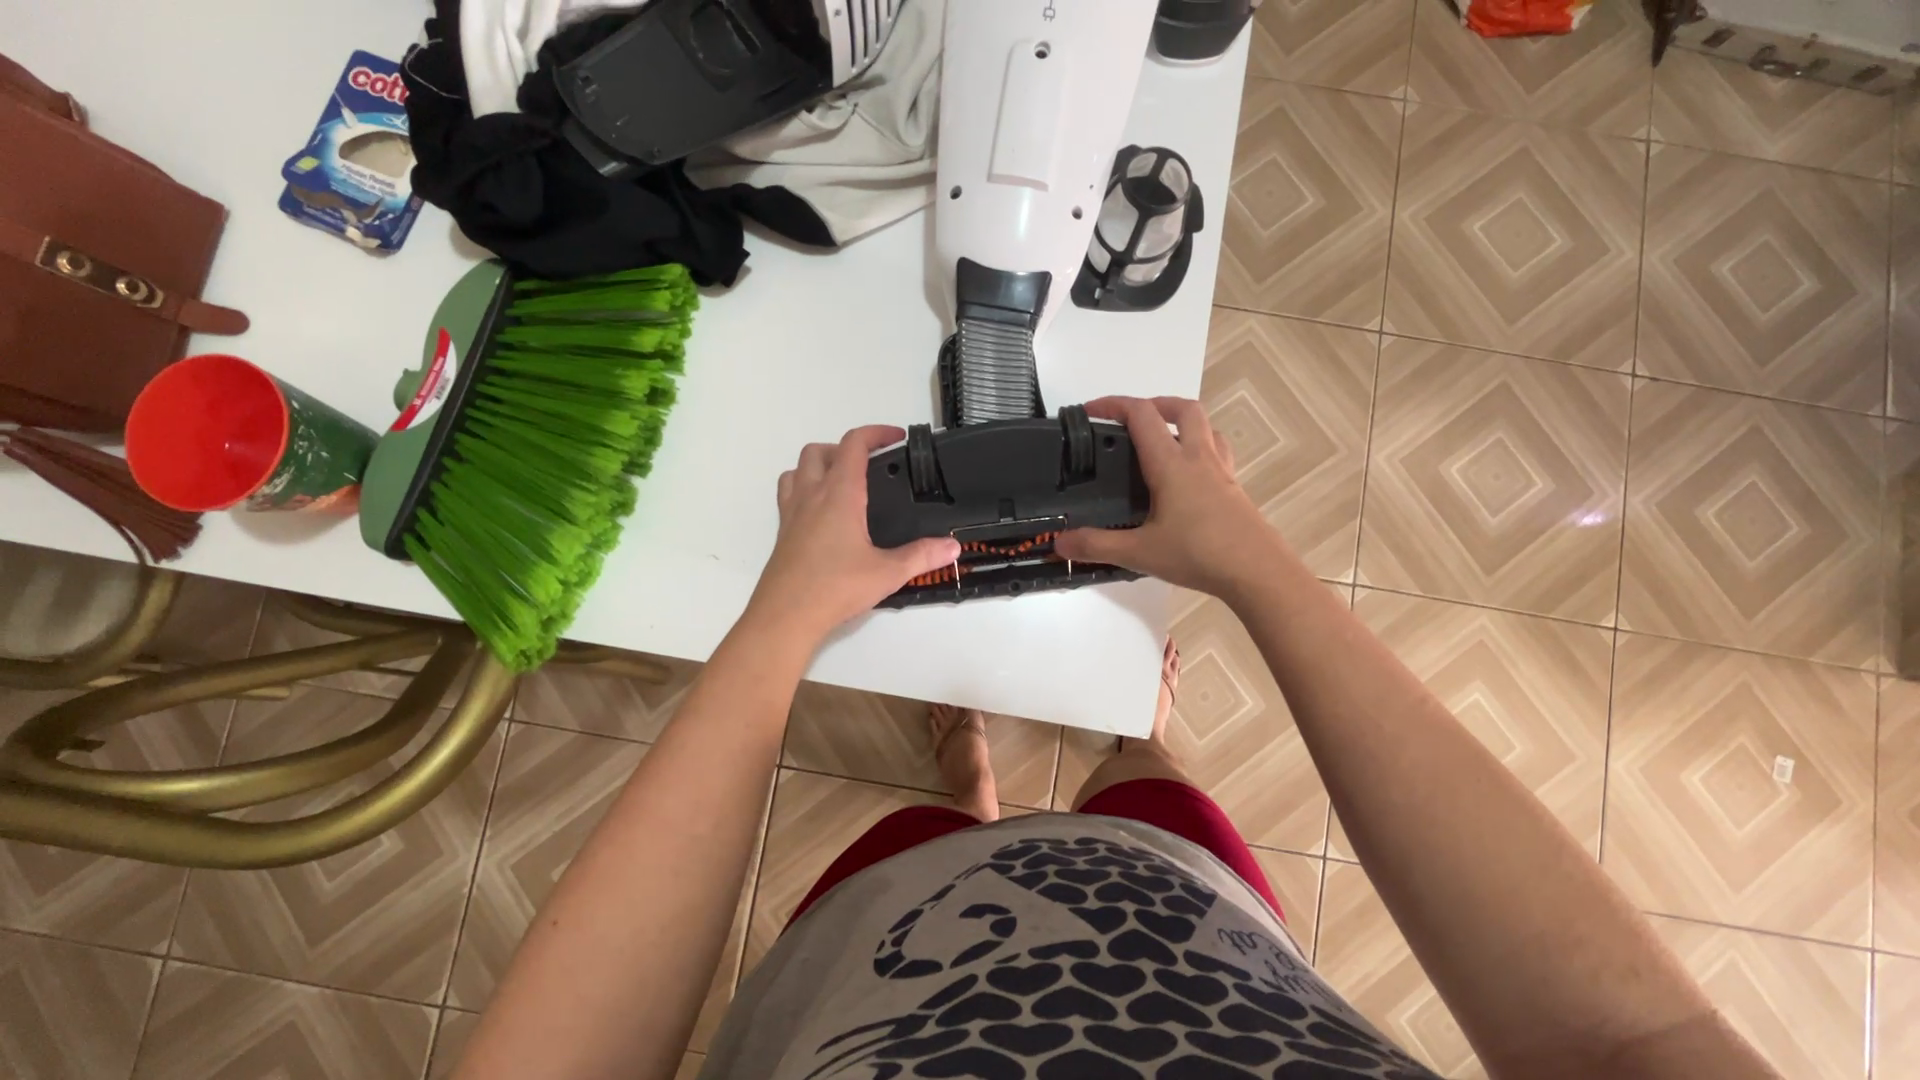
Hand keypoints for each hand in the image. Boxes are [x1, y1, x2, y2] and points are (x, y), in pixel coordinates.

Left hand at [745, 425, 960, 642]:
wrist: (785, 615)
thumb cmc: (835, 588)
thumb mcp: (887, 573)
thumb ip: (922, 556)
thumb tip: (952, 546)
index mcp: (839, 494)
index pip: (854, 445)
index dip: (876, 433)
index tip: (896, 437)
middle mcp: (811, 495)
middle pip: (819, 450)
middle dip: (845, 447)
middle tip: (869, 464)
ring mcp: (791, 512)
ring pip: (798, 468)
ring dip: (819, 464)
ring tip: (842, 482)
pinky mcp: (782, 532)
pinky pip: (788, 493)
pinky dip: (804, 487)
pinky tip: (822, 512)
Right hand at [1055, 396, 1285, 598]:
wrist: (1257, 572)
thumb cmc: (1199, 555)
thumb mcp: (1139, 554)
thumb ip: (1096, 546)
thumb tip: (1059, 543)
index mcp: (1171, 464)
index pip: (1141, 415)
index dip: (1113, 404)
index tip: (1089, 410)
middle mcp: (1199, 458)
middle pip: (1182, 408)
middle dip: (1154, 404)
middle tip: (1131, 420)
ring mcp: (1222, 472)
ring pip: (1206, 427)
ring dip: (1182, 422)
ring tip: (1161, 441)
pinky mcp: (1235, 489)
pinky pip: (1218, 453)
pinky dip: (1200, 449)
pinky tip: (1188, 477)